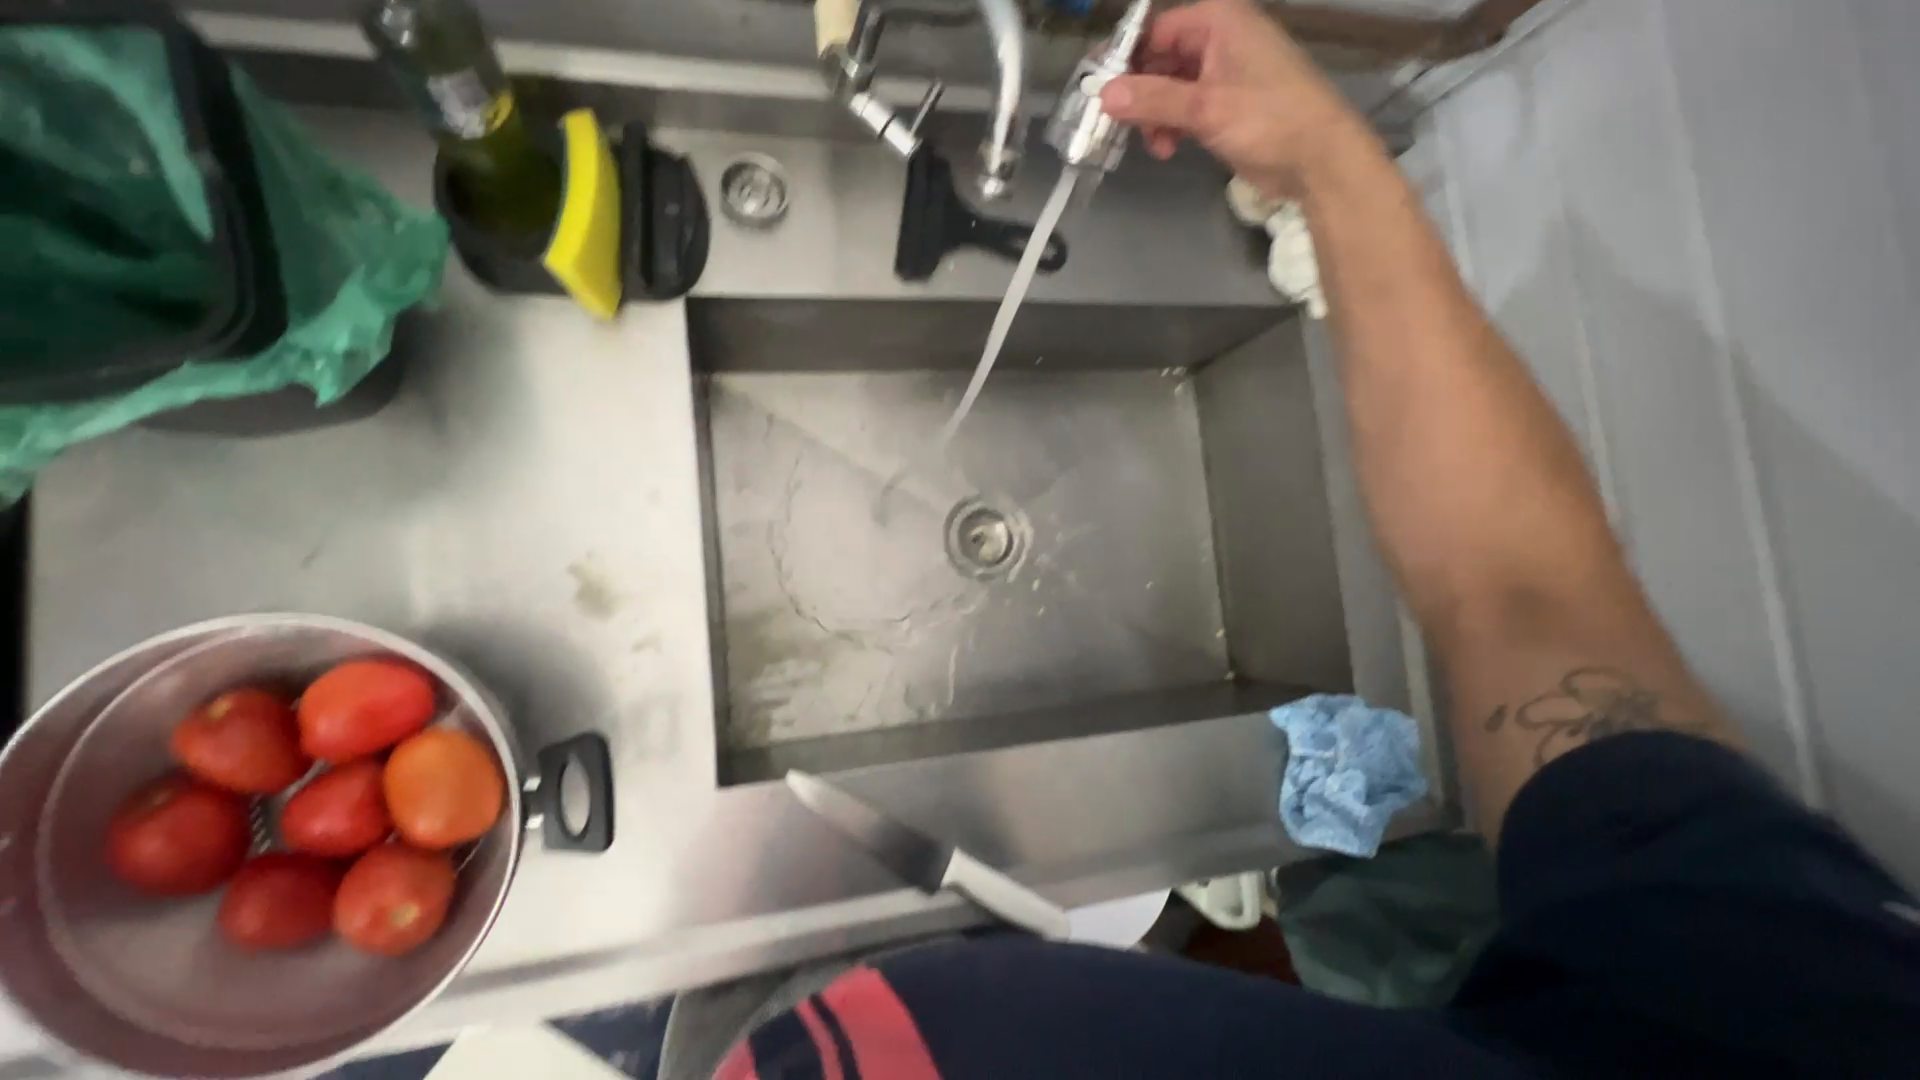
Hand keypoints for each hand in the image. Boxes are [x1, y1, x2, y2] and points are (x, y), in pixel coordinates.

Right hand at [1099, 0, 1376, 198]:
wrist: (1317, 158)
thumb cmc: (1268, 119)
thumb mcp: (1206, 108)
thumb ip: (1153, 99)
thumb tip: (1104, 95)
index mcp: (1219, 22)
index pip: (1156, 31)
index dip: (1127, 60)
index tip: (1101, 92)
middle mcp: (1219, 40)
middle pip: (1160, 60)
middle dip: (1141, 95)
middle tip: (1124, 127)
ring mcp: (1224, 73)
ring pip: (1170, 88)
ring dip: (1156, 117)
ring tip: (1158, 146)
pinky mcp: (1227, 105)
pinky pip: (1186, 108)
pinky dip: (1173, 126)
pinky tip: (1169, 149)